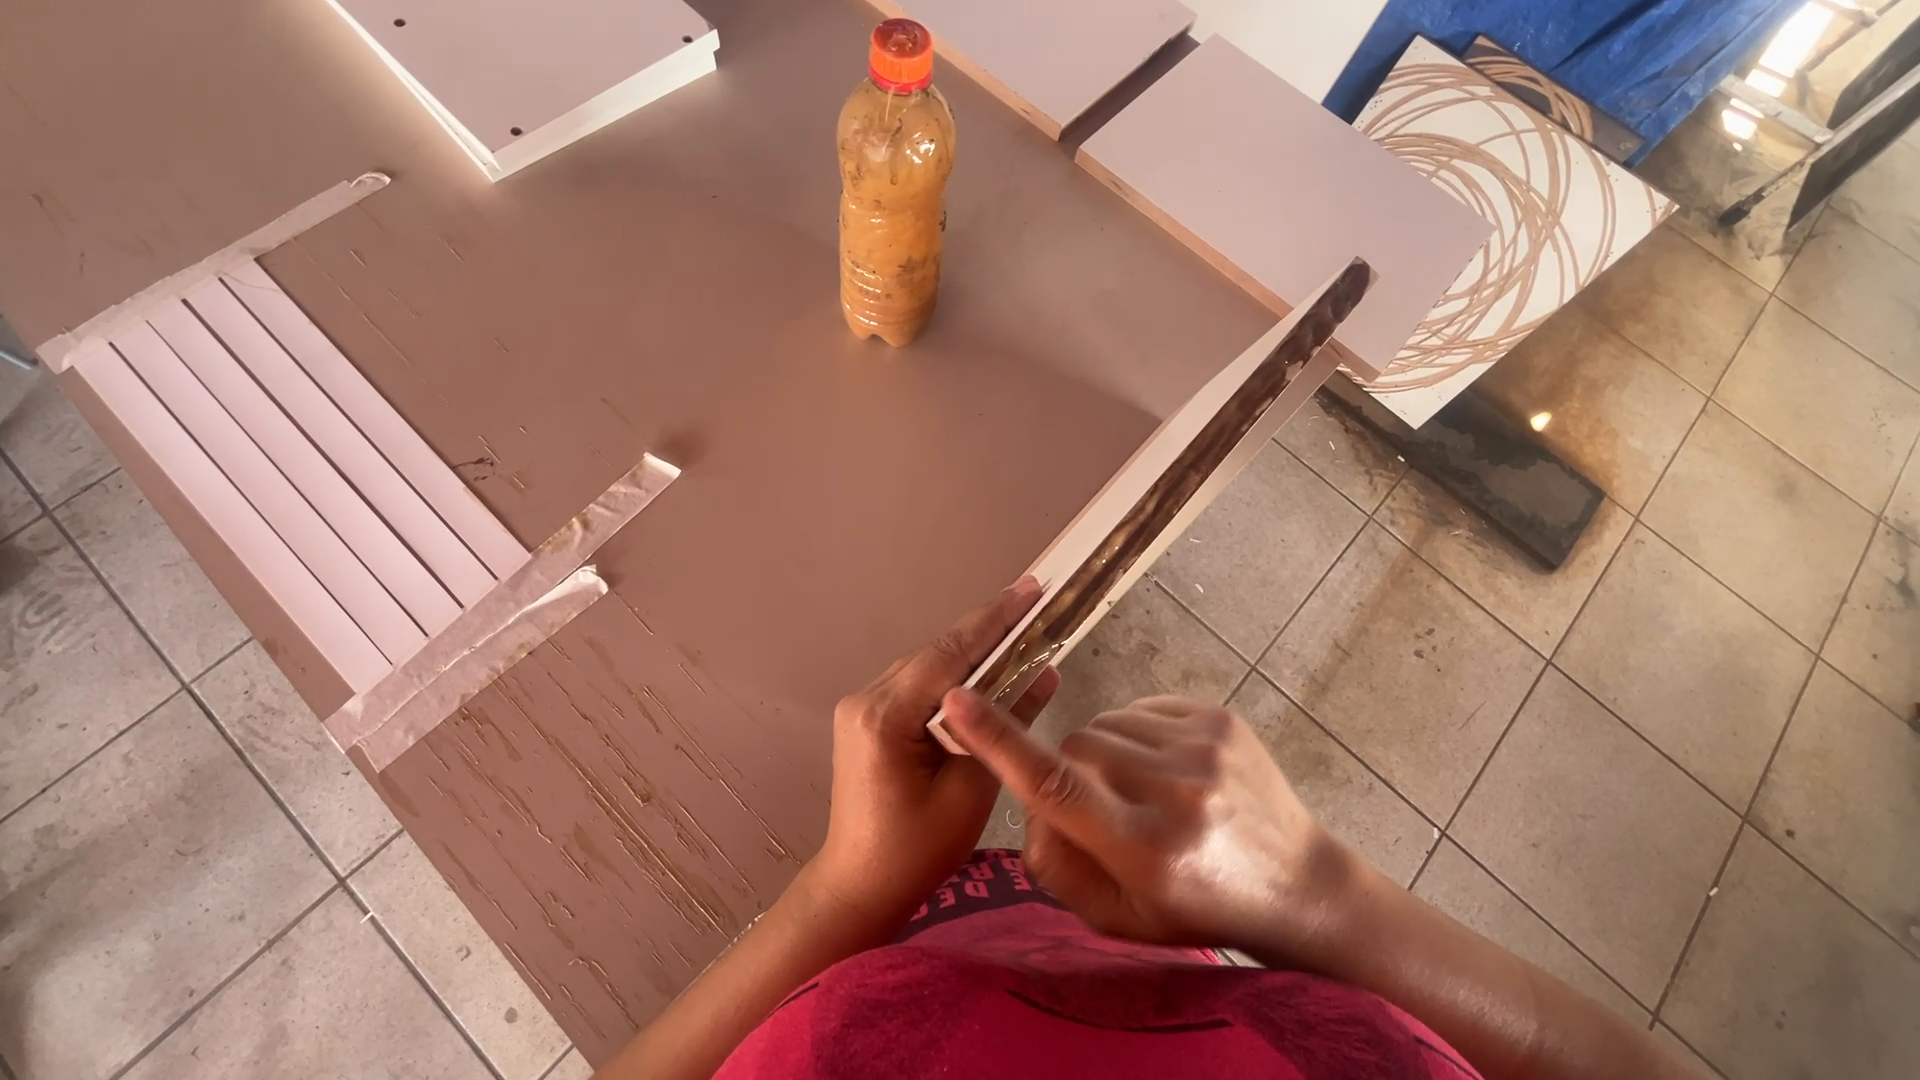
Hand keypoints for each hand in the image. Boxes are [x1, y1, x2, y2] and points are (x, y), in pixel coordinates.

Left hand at [810, 576, 1059, 927]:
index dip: (994, 620)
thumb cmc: (918, 850)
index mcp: (885, 716)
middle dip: (987, 630)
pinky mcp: (866, 719)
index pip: (948, 654)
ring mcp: (860, 706)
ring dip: (971, 652)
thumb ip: (1006, 725)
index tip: (1031, 589)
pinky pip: (916, 685)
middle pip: (936, 654)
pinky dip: (951, 676)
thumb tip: (1046, 673)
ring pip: (926, 666)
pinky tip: (985, 670)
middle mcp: (865, 699)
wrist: (860, 887)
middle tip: (1034, 603)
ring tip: (1019, 630)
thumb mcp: (973, 789)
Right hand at [940, 691, 1351, 961]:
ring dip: (1105, 754)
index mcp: (1144, 847)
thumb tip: (1030, 803)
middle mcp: (1174, 790)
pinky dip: (1136, 735)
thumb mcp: (1116, 916)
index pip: (1054, 784)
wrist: (1297, 883)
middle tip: (1103, 809)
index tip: (957, 702)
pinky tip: (1165, 770)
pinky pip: (1139, 708)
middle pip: (1075, 748)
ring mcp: (1202, 747)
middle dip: (1070, 773)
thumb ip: (1055, 864)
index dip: (998, 741)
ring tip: (1144, 792)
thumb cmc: (1199, 909)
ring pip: (1105, 725)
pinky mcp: (1217, 718)